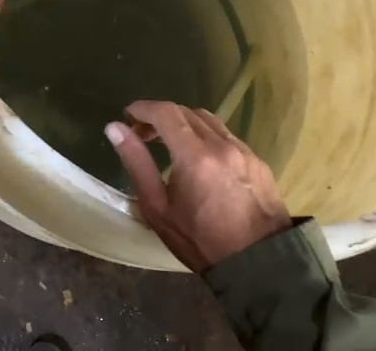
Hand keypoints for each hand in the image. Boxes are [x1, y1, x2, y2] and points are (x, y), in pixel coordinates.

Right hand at [105, 102, 290, 271]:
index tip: (128, 116)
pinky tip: (202, 159)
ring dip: (185, 123)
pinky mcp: (258, 161)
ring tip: (173, 143)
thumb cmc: (200, 241)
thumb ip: (136, 162)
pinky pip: (227, 136)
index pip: (165, 112)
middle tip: (145, 134)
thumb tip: (115, 128)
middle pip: (186, 112)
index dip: (143, 108)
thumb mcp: (158, 207)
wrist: (261, 267)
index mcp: (195, 155)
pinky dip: (207, 136)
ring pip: (208, 120)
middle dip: (161, 116)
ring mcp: (244, 151)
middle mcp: (221, 145)